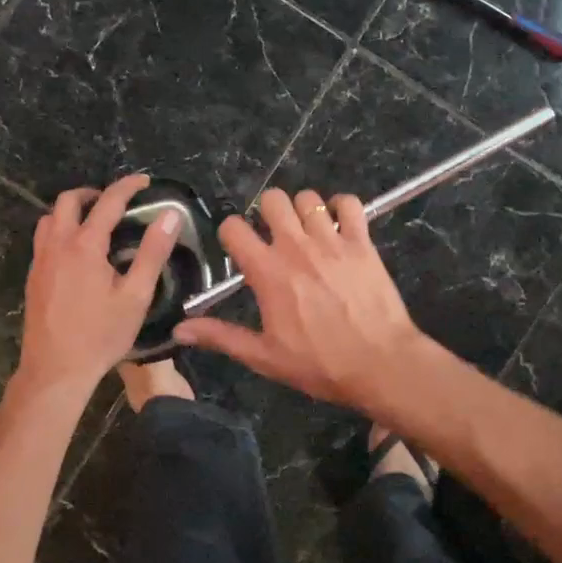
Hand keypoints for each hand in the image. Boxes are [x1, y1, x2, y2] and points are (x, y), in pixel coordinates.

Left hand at [18, 175, 180, 391]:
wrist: (55, 371)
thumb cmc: (100, 335)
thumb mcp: (135, 296)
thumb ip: (152, 253)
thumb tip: (169, 216)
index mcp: (85, 245)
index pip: (108, 202)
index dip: (128, 186)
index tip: (144, 181)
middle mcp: (57, 244)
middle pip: (68, 200)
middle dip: (92, 193)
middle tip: (115, 202)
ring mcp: (40, 260)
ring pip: (49, 218)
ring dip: (71, 210)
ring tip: (94, 223)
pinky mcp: (32, 277)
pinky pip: (43, 239)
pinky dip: (60, 230)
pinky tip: (76, 253)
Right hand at [173, 188, 425, 407]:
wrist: (382, 364)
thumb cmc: (321, 363)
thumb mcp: (265, 357)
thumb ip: (221, 337)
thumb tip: (180, 329)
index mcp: (268, 272)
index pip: (234, 227)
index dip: (231, 234)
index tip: (239, 249)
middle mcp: (296, 246)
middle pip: (272, 199)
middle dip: (267, 211)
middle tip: (274, 234)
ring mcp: (332, 240)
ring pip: (308, 198)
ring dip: (303, 210)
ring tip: (306, 231)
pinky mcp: (362, 241)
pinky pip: (349, 203)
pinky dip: (342, 207)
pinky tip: (339, 225)